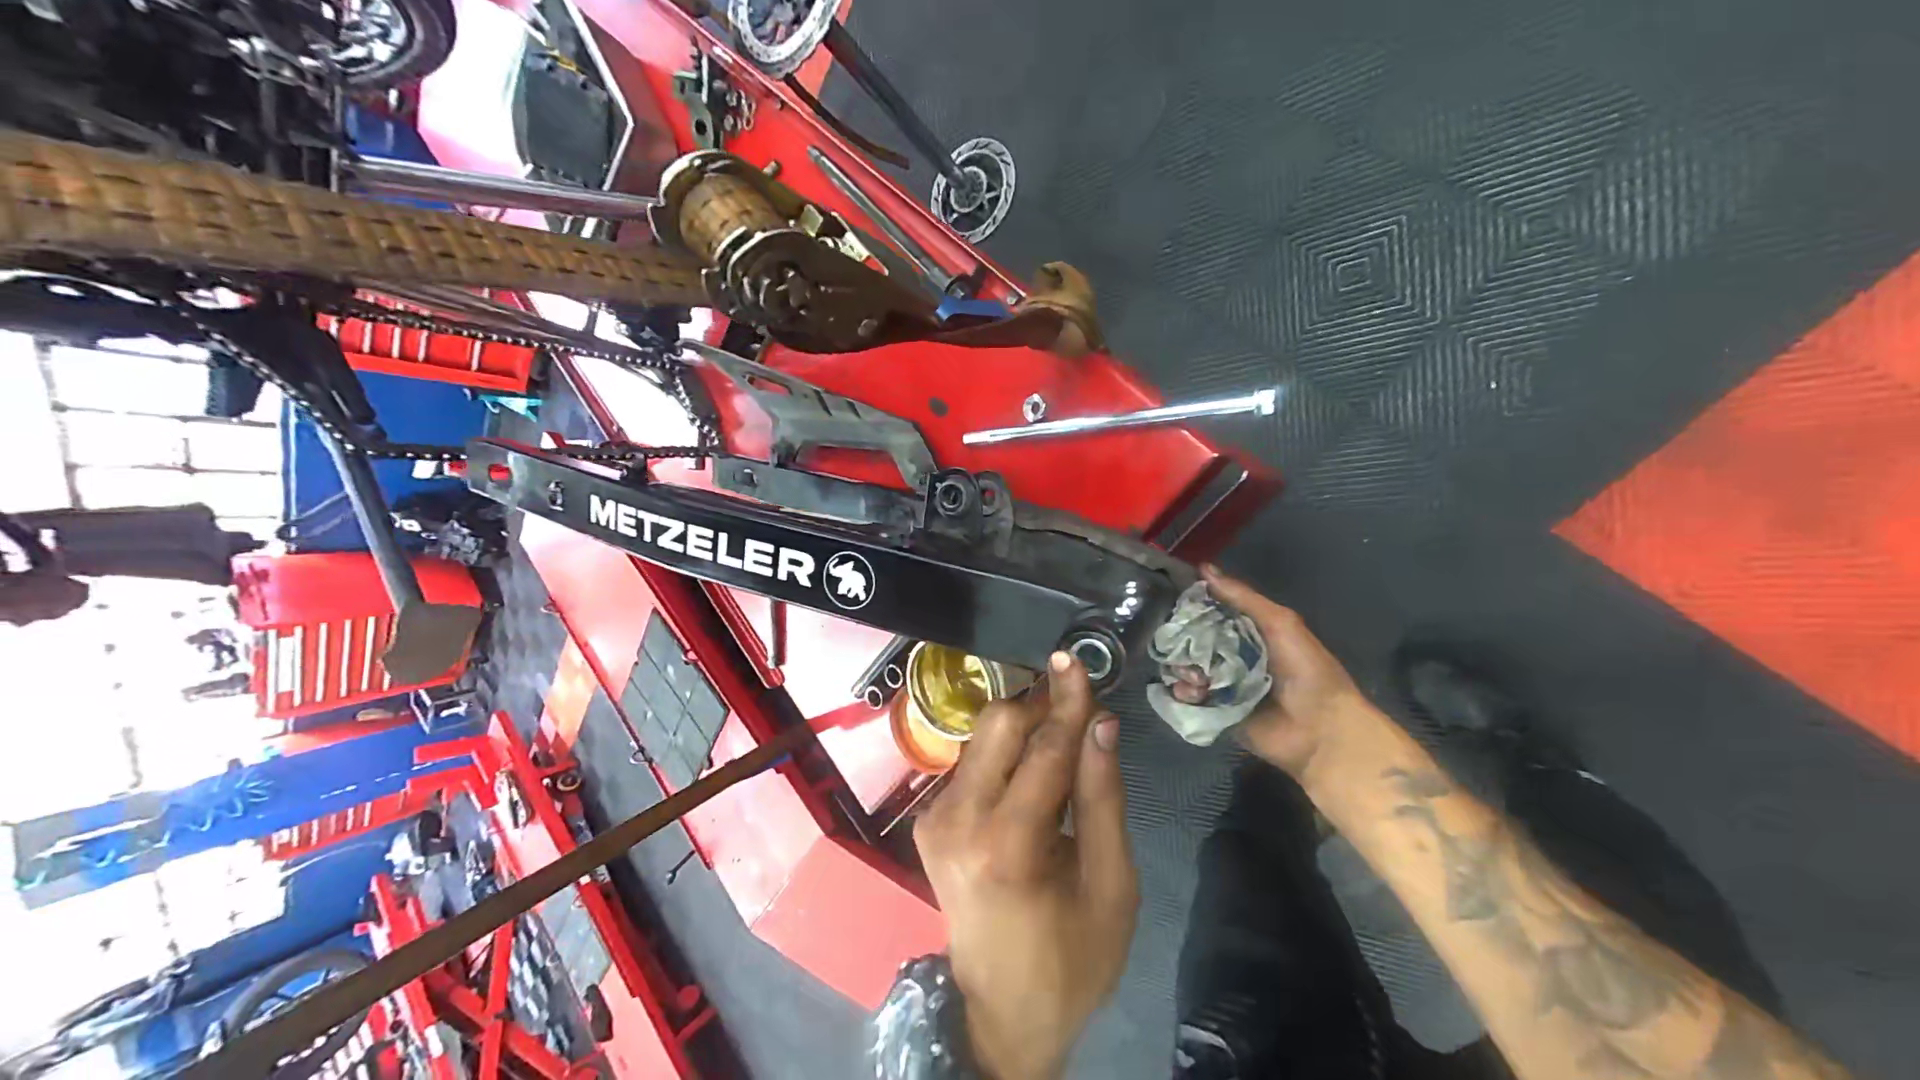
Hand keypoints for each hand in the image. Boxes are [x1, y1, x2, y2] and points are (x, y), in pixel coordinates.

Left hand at [914, 652, 1138, 1079]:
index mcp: (1007, 844)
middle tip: (1078, 711)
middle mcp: (956, 820)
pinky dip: (1006, 756)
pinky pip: (972, 764)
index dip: (1067, 700)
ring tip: (1061, 751)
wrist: (1001, 1014)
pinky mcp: (927, 821)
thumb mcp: (1111, 886)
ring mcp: (933, 819)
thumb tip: (1102, 725)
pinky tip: (1032, 782)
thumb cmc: (1071, 959)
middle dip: (1039, 706)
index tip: (1076, 659)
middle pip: (997, 725)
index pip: (1044, 749)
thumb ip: (1103, 798)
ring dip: (1023, 730)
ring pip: (981, 738)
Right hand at [1199, 564, 1368, 782]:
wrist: (1322, 730)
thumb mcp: (1280, 623)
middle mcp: (1230, 655)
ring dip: (1181, 667)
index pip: (1208, 612)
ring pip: (1185, 667)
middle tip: (1180, 645)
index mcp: (1247, 632)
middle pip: (1190, 640)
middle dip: (1181, 641)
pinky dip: (1183, 692)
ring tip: (1195, 675)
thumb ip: (1242, 597)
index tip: (1171, 601)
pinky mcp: (1214, 711)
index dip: (1190, 606)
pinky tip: (1193, 691)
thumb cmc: (1307, 671)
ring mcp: (1220, 684)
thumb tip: (1203, 568)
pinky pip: (1187, 698)